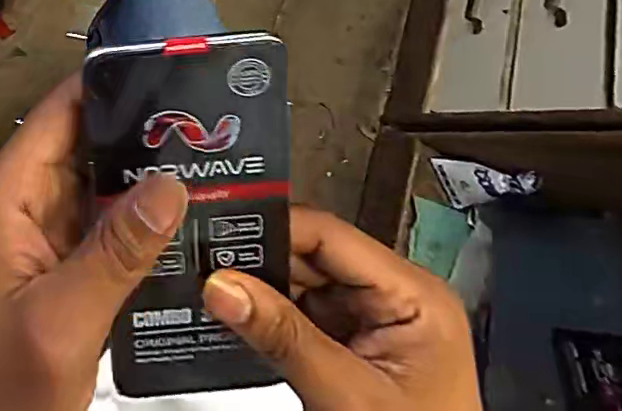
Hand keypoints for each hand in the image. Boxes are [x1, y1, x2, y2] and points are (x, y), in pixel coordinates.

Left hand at [0, 75, 188, 410]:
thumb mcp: (61, 321)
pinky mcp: (67, 250)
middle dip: (139, 123)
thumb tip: (170, 183)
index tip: (164, 70)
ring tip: (206, 149)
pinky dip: (142, 205)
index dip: (108, 83)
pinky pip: (108, 211)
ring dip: (145, 165)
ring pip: (102, 172)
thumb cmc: (4, 385)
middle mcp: (27, 193)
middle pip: (86, 135)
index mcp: (9, 190)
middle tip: (203, 115)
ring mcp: (48, 222)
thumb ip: (114, 252)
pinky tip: (186, 205)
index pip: (61, 109)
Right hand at [200, 206, 481, 410]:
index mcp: (413, 293)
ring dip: (259, 287)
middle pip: (310, 253)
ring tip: (215, 287)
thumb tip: (223, 286)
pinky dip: (268, 314)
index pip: (329, 234)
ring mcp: (370, 318)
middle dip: (260, 259)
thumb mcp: (349, 400)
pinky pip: (299, 310)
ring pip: (298, 280)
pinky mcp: (351, 341)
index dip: (274, 227)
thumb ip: (284, 338)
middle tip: (208, 261)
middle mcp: (393, 294)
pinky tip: (238, 314)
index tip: (222, 228)